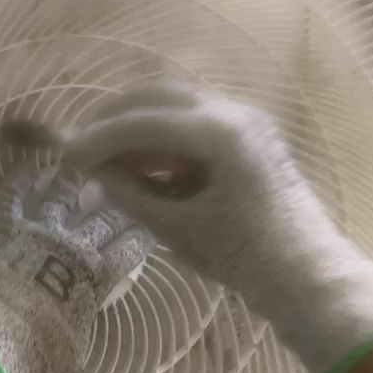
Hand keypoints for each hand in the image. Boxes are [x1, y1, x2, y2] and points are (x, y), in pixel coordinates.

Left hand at [0, 160, 152, 372]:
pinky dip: (20, 177)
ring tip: (82, 162)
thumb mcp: (76, 355)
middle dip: (118, 201)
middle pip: (102, 218)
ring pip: (60, 195)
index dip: (143, 235)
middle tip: (127, 184)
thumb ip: (83, 332)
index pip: (130, 249)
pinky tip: (29, 163)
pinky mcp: (4, 227)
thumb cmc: (40, 355)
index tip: (154, 221)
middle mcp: (72, 245)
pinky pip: (13, 195)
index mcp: (96, 277)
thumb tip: (79, 330)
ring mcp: (37, 231)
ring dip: (73, 178)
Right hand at [55, 79, 372, 372]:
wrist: (309, 277)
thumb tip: (88, 169)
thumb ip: (127, 191)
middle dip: (111, 117)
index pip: (141, 123)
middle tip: (79, 143)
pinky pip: (193, 115)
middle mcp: (233, 111)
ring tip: (104, 148)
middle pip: (155, 95)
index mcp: (219, 134)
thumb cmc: (244, 258)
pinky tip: (142, 156)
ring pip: (174, 99)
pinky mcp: (249, 131)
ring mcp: (245, 116)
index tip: (63, 153)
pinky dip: (161, 128)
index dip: (96, 137)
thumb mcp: (175, 227)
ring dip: (135, 119)